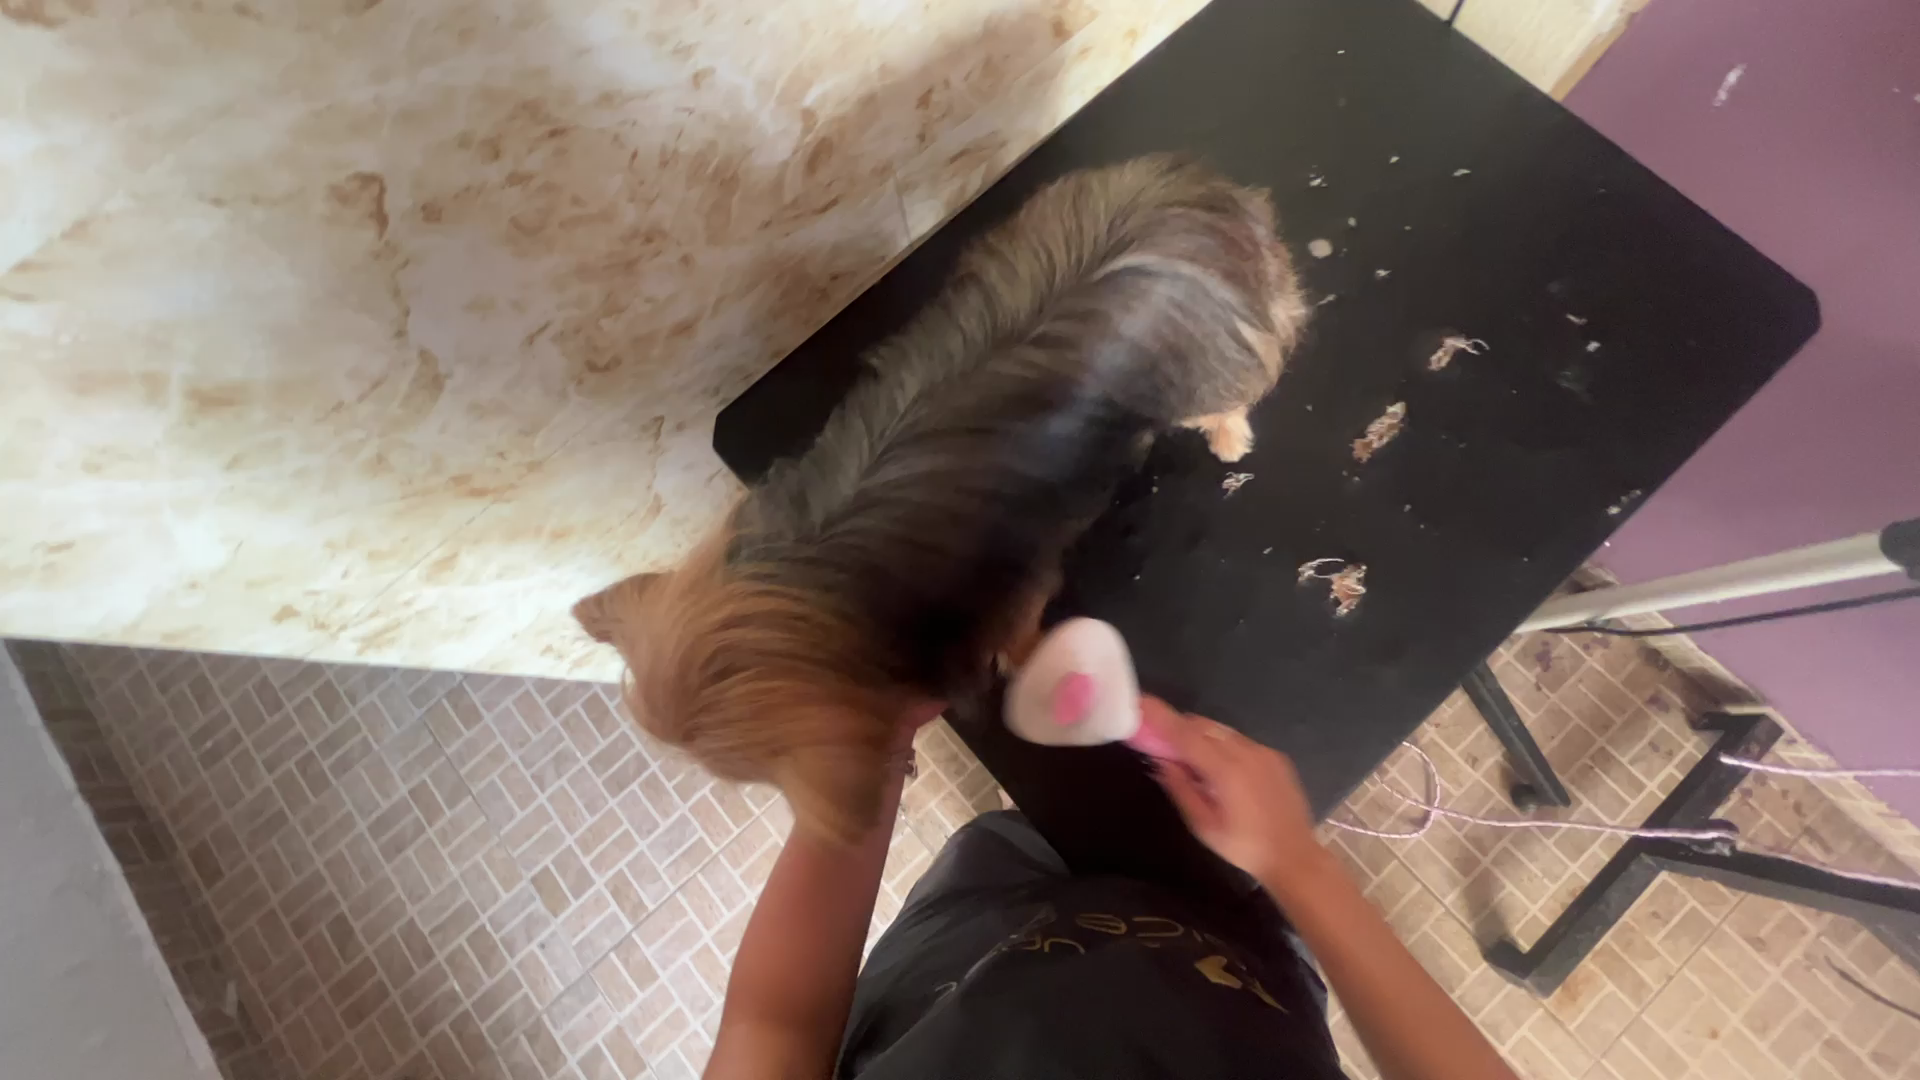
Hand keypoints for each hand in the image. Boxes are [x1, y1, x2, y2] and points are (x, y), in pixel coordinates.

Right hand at [1139, 696, 1320, 885]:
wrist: (1296, 857)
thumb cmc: (1243, 846)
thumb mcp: (1203, 824)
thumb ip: (1179, 788)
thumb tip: (1160, 761)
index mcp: (1225, 770)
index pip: (1185, 734)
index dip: (1161, 717)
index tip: (1142, 704)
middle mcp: (1244, 751)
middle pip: (1201, 725)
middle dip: (1178, 726)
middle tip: (1160, 738)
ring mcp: (1262, 751)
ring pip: (1220, 730)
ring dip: (1199, 734)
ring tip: (1189, 754)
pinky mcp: (1275, 756)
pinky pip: (1239, 739)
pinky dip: (1221, 743)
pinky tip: (1219, 766)